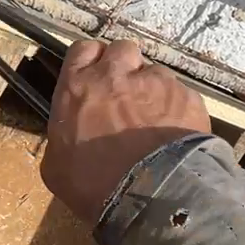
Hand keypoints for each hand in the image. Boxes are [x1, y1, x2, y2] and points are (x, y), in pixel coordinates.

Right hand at [40, 38, 212, 222]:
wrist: (151, 196)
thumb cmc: (94, 184)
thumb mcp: (56, 165)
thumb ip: (62, 136)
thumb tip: (68, 137)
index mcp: (77, 87)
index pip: (83, 50)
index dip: (91, 62)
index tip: (94, 78)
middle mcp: (115, 75)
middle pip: (122, 49)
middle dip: (124, 66)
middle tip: (125, 93)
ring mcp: (155, 82)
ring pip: (155, 71)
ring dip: (152, 89)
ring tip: (155, 120)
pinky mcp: (187, 97)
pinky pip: (181, 93)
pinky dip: (177, 108)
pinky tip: (176, 134)